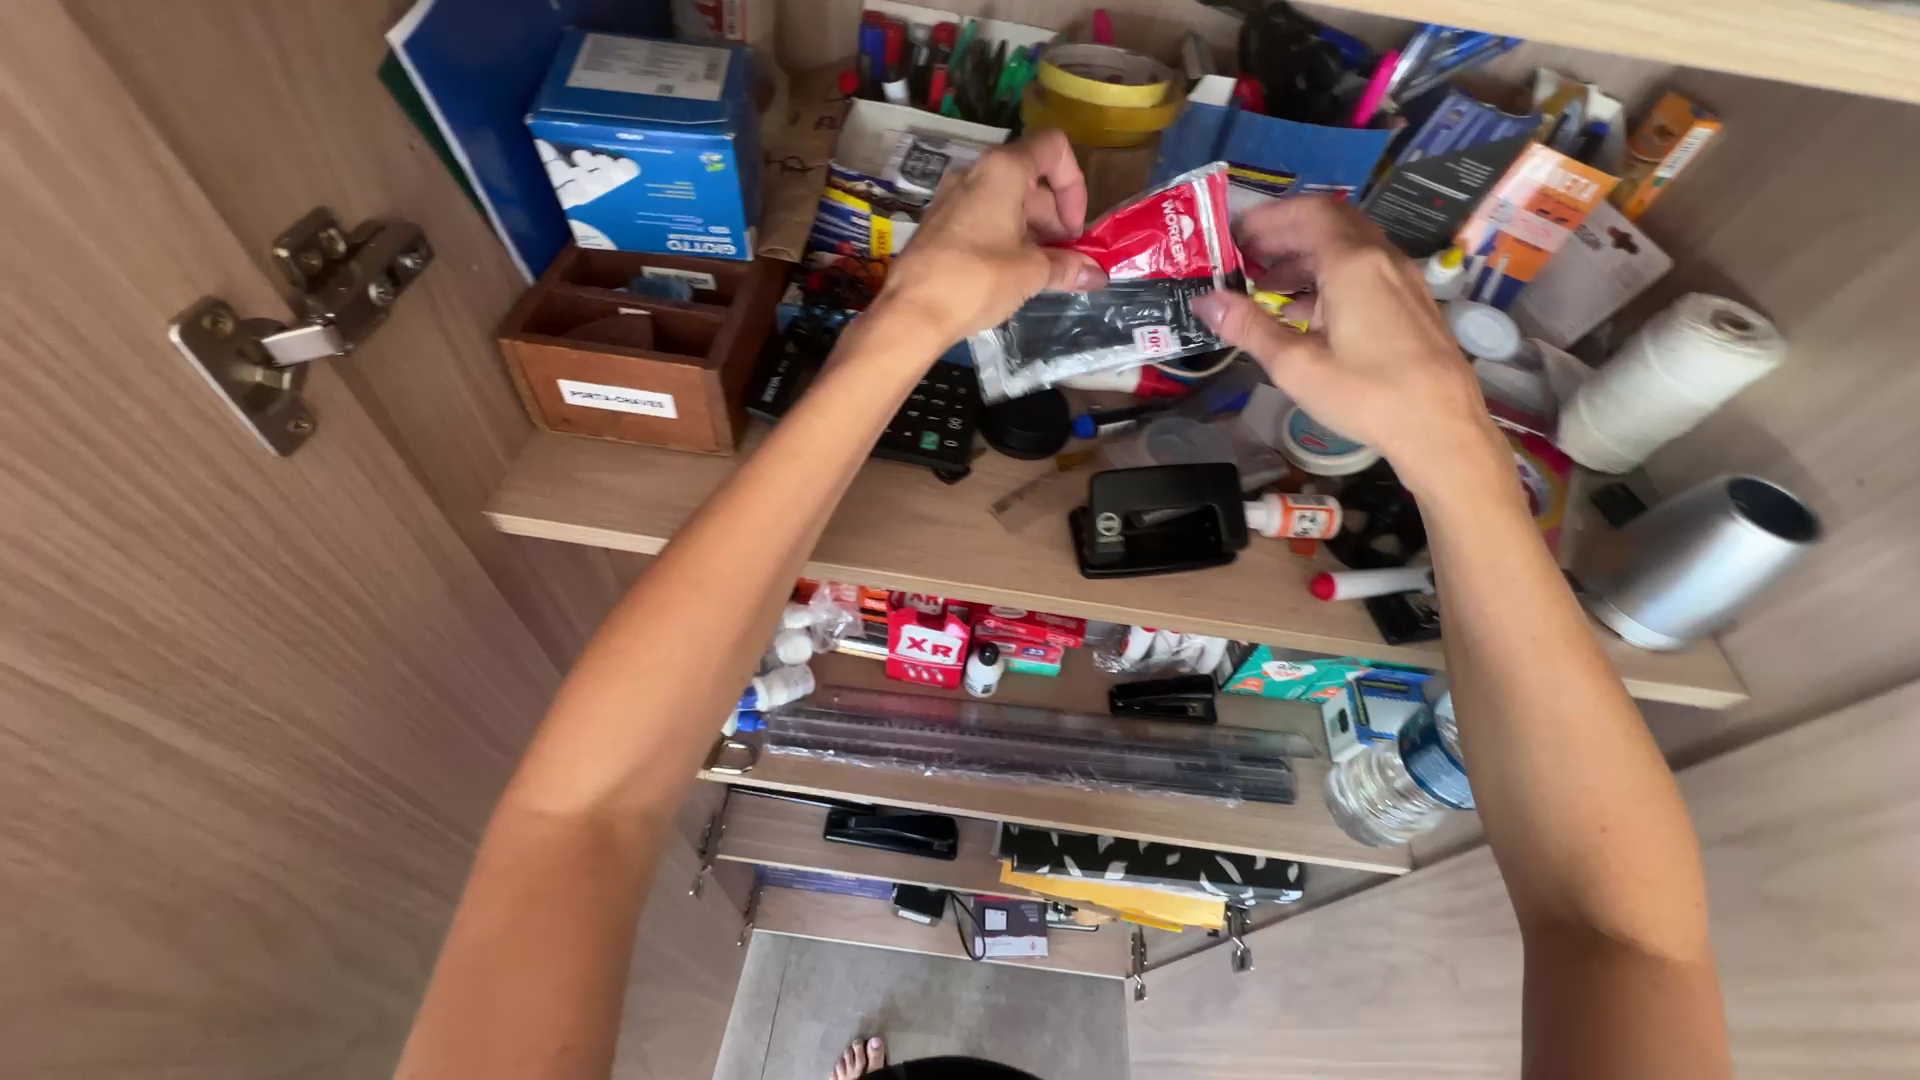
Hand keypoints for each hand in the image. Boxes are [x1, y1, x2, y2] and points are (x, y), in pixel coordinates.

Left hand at [878, 129, 1108, 344]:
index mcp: (1003, 169)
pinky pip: (982, 218)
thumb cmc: (977, 280)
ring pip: (1006, 202)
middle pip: (1030, 180)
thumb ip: (1066, 267)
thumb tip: (1096, 274)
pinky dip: (1004, 237)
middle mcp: (976, 172)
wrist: (912, 311)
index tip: (1075, 230)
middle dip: (1054, 219)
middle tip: (1062, 261)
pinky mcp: (938, 223)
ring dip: (1031, 232)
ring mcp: (952, 196)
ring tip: (1039, 273)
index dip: (1074, 186)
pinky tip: (1009, 274)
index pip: (1054, 148)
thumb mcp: (1030, 273)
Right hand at [1190, 197, 1504, 491]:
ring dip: (1303, 256)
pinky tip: (1304, 309)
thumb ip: (1249, 328)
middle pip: (1328, 224)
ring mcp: (1400, 278)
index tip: (1232, 236)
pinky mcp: (1408, 301)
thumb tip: (1205, 301)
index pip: (1307, 214)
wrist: (1441, 426)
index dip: (1266, 218)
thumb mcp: (1296, 366)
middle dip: (1282, 235)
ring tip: (1265, 284)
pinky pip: (1362, 270)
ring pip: (1346, 247)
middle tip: (1243, 257)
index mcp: (1352, 264)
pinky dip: (1327, 275)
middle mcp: (1380, 259)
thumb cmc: (1365, 395)